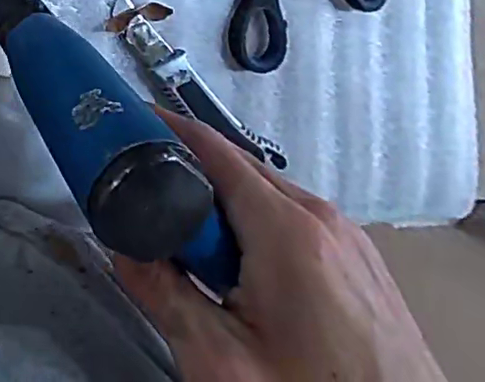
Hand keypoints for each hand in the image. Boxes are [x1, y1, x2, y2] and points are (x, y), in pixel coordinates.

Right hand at [112, 109, 444, 381]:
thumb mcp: (222, 363)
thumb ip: (164, 296)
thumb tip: (121, 250)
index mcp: (286, 228)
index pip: (215, 148)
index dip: (169, 128)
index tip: (132, 125)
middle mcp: (322, 216)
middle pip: (240, 167)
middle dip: (191, 170)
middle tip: (148, 191)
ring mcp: (349, 236)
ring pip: (269, 192)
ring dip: (226, 201)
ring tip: (193, 242)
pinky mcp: (363, 260)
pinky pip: (297, 217)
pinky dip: (260, 222)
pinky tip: (245, 267)